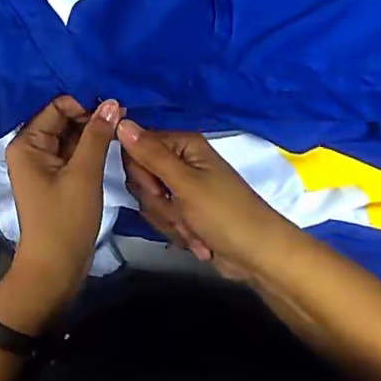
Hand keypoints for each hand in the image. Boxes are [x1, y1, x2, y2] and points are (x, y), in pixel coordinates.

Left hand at [0, 96, 119, 333]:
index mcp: (26, 142)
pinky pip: (72, 152)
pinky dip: (90, 147)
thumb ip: (97, 136)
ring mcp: (43, 163)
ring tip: (123, 126)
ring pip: (70, 135)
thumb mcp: (83, 174)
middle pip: (62, 119)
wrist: (55, 269)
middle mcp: (30, 147)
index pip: (56, 107)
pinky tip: (112, 142)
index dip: (83, 104)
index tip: (114, 108)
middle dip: (90, 116)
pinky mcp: (55, 176)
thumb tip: (111, 102)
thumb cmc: (64, 220)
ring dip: (93, 131)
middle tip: (124, 116)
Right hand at [118, 121, 294, 280]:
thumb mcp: (185, 184)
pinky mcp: (184, 211)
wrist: (260, 258)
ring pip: (148, 201)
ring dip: (168, 220)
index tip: (158, 189)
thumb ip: (150, 154)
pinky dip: (176, 231)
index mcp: (183, 145)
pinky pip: (161, 216)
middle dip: (157, 201)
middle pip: (140, 176)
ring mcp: (182, 188)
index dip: (140, 172)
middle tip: (180, 211)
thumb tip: (120, 121)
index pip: (135, 147)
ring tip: (194, 229)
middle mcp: (180, 161)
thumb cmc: (226, 215)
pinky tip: (197, 239)